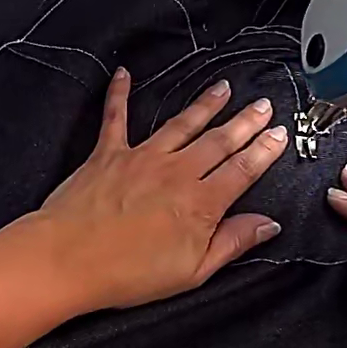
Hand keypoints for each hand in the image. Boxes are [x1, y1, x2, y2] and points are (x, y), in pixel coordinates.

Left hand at [28, 67, 288, 310]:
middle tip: (262, 104)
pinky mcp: (109, 153)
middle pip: (219, 141)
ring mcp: (142, 157)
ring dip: (205, 104)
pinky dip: (119, 94)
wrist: (67, 260)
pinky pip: (116, 117)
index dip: (265, 150)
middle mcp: (176, 172)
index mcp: (200, 203)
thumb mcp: (192, 271)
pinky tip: (124, 74)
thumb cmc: (128, 273)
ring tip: (223, 88)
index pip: (243, 169)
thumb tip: (268, 224)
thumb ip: (232, 242)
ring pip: (182, 124)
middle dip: (245, 121)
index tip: (279, 133)